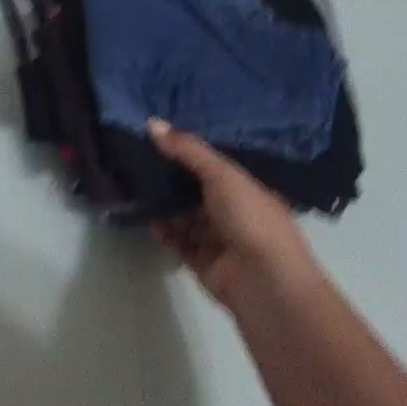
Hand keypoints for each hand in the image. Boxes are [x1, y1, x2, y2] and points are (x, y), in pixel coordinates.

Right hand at [147, 117, 324, 312]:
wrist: (267, 284)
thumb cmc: (251, 220)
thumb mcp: (221, 175)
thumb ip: (188, 150)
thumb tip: (151, 122)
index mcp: (248, 192)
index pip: (214, 169)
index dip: (189, 155)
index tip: (157, 141)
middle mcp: (236, 216)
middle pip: (198, 194)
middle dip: (172, 183)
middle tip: (139, 166)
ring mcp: (221, 242)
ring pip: (187, 220)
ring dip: (166, 210)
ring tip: (139, 194)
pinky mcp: (205, 264)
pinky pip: (180, 244)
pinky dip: (166, 234)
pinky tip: (151, 223)